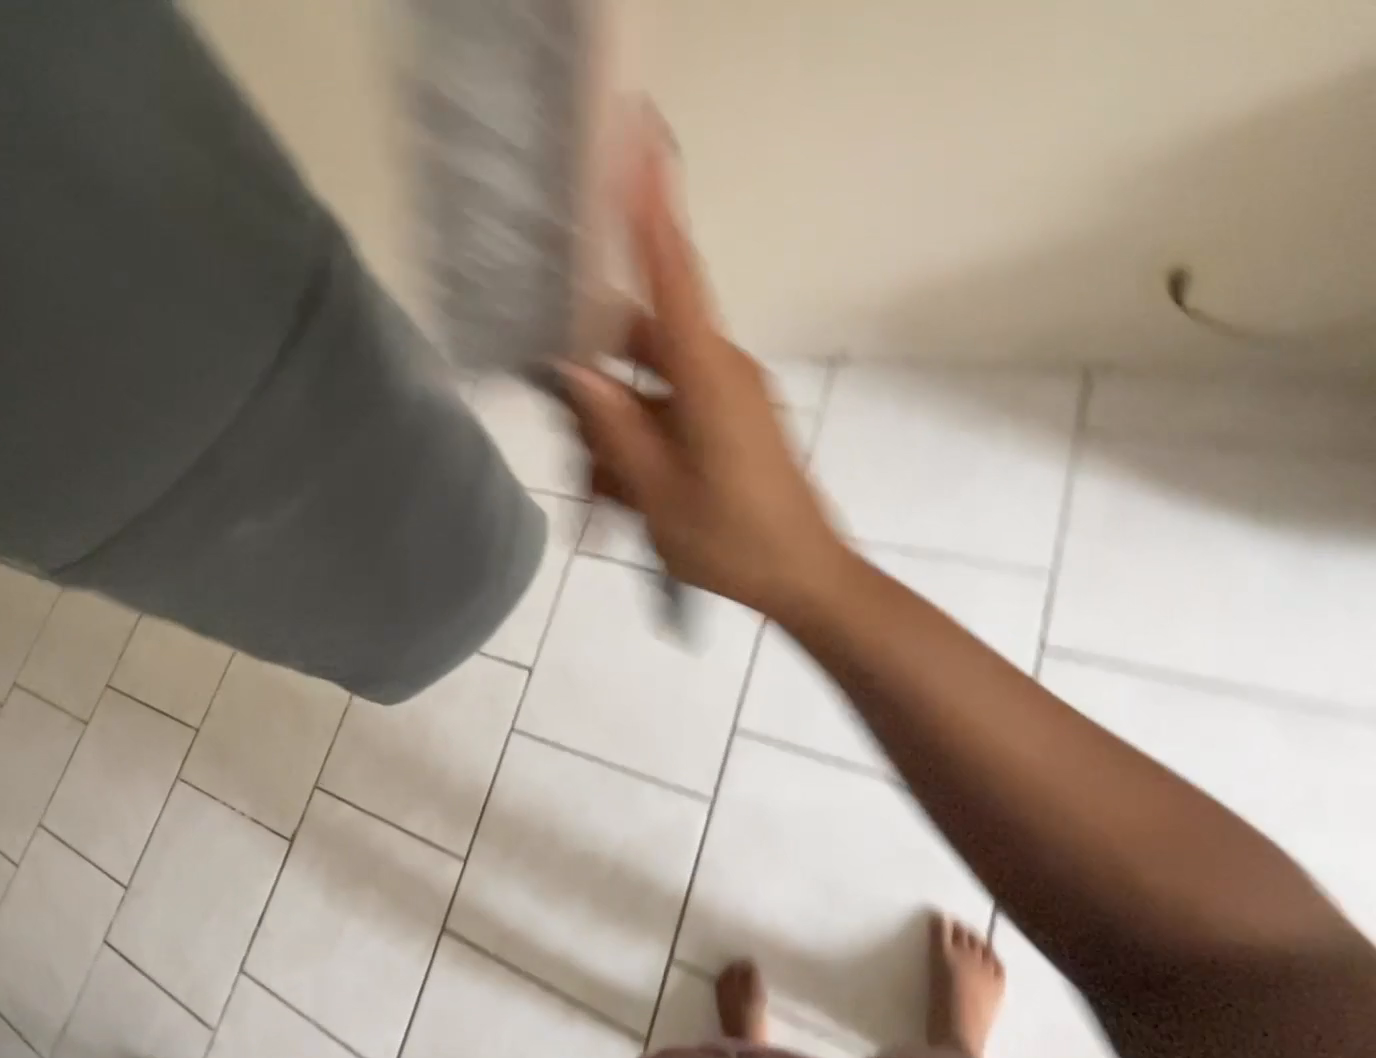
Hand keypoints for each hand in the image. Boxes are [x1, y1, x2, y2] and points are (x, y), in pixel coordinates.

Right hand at [560, 124, 854, 621]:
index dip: (651, 220)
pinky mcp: (726, 415)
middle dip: (595, 388)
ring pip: (644, 382)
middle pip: (637, 343)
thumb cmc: (732, 542)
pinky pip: (665, 406)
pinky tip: (622, 489)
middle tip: (579, 455)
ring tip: (605, 493)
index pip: (674, 282)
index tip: (634, 157)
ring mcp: (725, 393)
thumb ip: (612, 427)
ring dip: (612, 427)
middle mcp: (719, 371)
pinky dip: (635, 438)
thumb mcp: (656, 494)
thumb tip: (571, 371)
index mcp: (708, 380)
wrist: (806, 580)